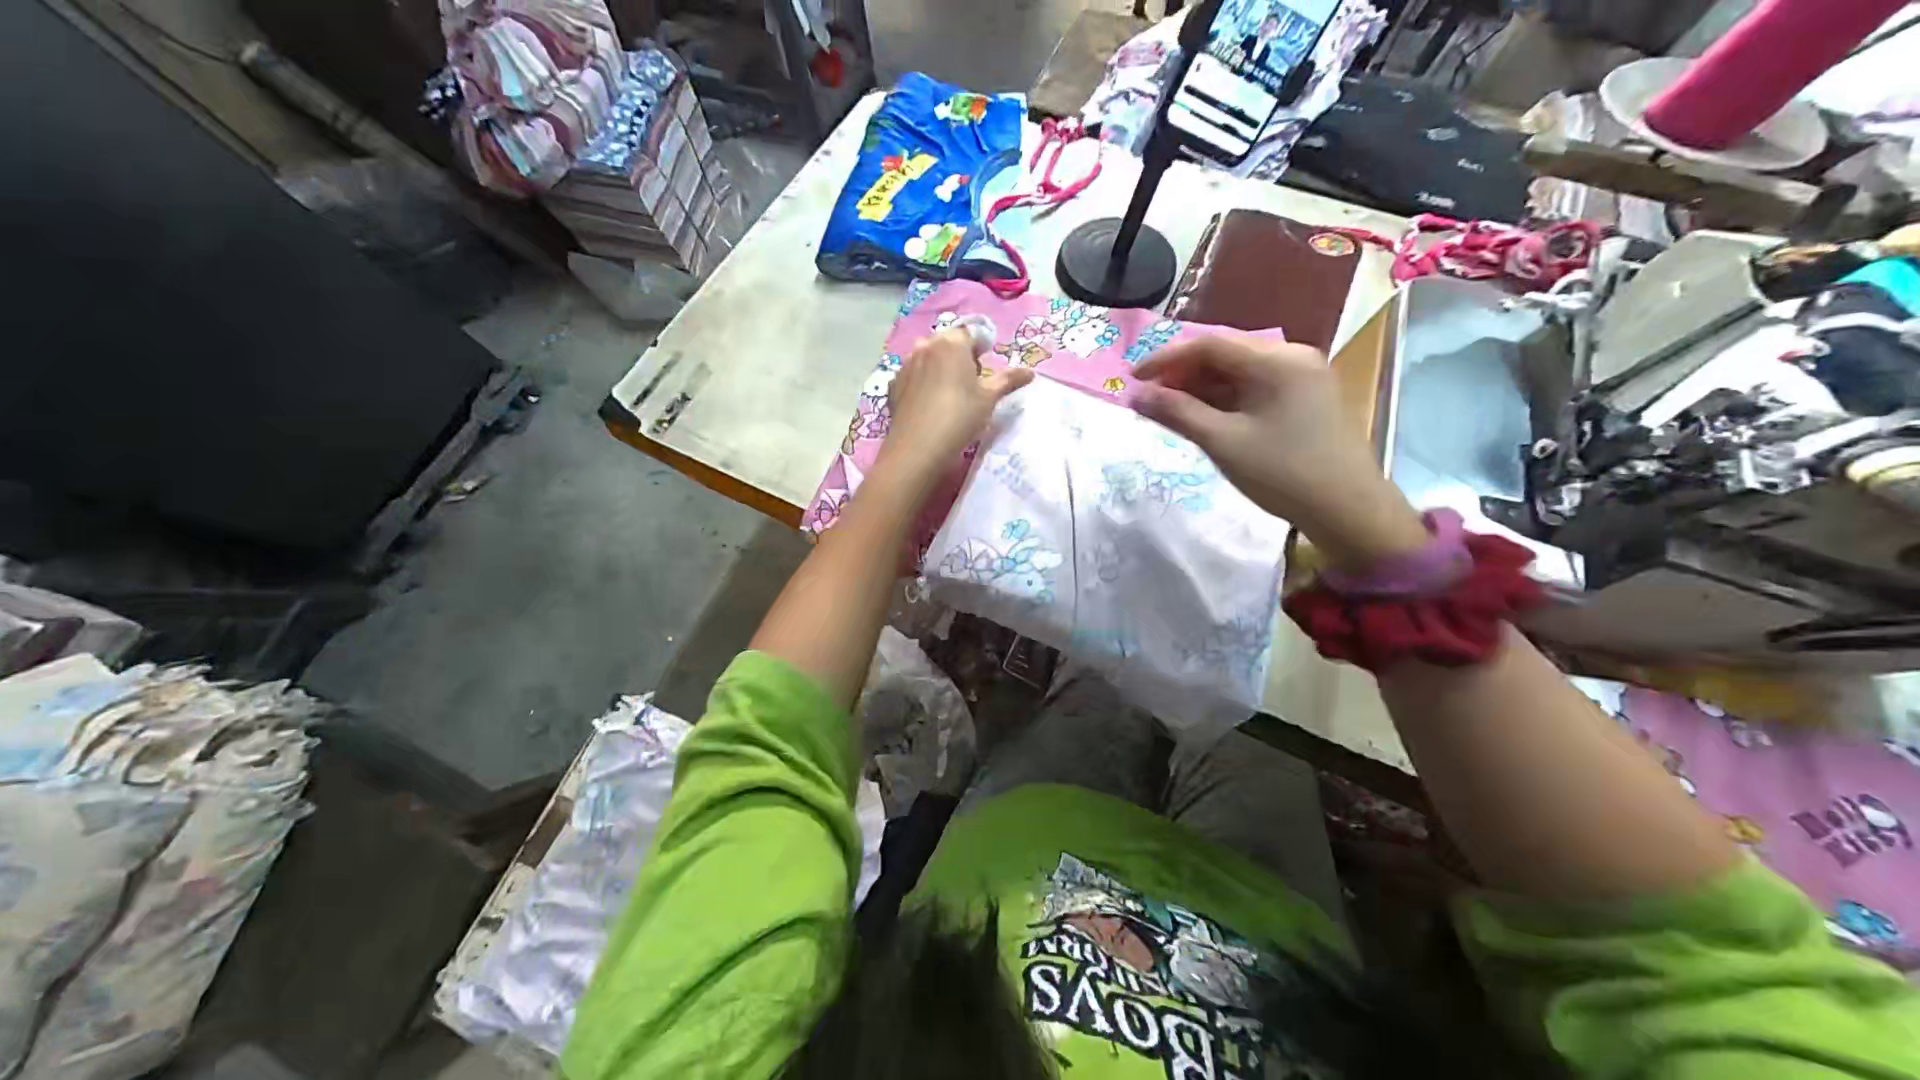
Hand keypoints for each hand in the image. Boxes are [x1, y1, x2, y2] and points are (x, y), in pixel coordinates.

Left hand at [876, 327, 1033, 481]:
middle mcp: (925, 345)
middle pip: (948, 344)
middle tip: (970, 386)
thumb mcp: (989, 398)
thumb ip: (1009, 380)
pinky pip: (913, 376)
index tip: (986, 373)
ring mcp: (905, 364)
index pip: (973, 334)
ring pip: (928, 358)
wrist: (918, 448)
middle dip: (960, 358)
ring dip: (940, 369)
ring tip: (948, 396)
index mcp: (951, 342)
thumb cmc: (960, 417)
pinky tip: (929, 405)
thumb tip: (1031, 372)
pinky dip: (922, 383)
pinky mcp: (893, 385)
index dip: (982, 351)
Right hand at [1132, 337, 1428, 570]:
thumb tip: (1136, 395)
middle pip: (1224, 354)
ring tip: (1170, 411)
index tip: (1132, 379)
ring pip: (1239, 372)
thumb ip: (1177, 413)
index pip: (1208, 345)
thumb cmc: (1283, 473)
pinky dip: (1226, 399)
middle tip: (1149, 398)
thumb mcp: (1223, 442)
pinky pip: (1255, 387)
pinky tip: (1205, 417)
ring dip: (1202, 388)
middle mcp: (1292, 357)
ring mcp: (1303, 376)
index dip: (1164, 359)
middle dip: (1182, 374)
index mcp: (1276, 360)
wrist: (1348, 509)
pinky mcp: (1306, 397)